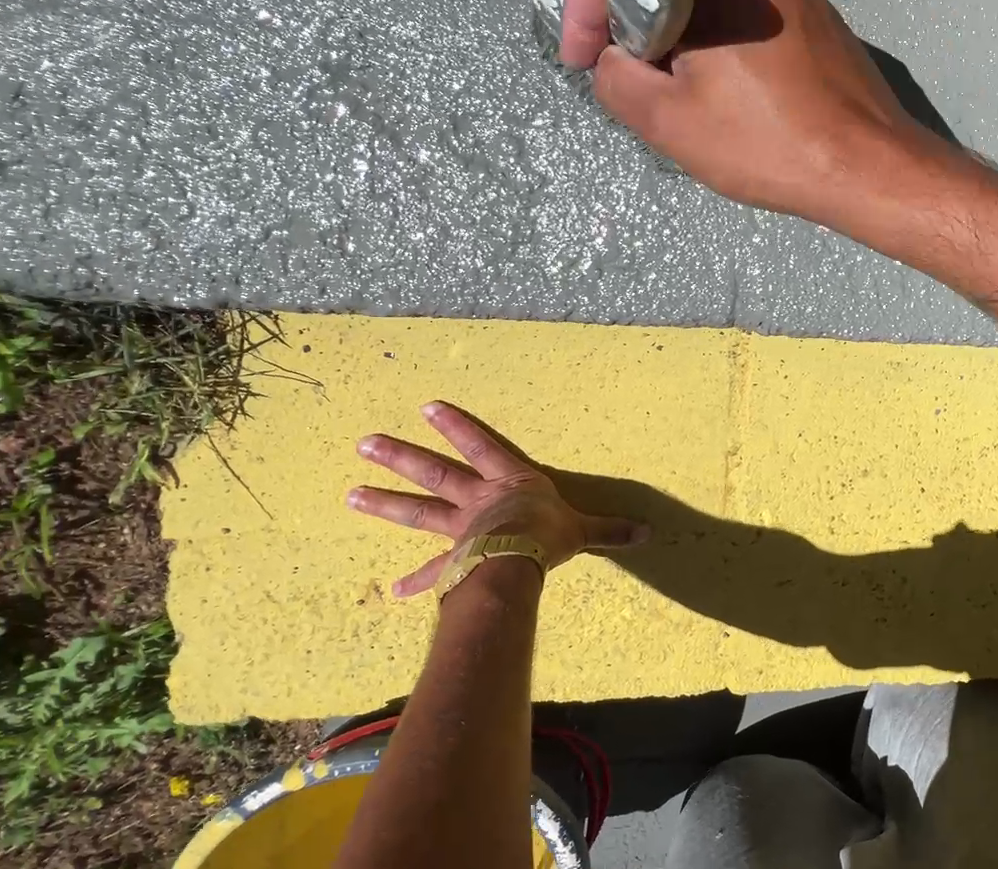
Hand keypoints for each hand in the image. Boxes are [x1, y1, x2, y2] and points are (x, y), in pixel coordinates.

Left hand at [348, 402, 647, 596]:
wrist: (517, 563)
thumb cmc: (548, 535)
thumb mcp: (584, 529)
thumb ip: (609, 530)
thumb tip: (647, 533)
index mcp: (510, 483)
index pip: (481, 447)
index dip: (457, 427)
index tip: (427, 407)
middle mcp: (479, 500)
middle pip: (435, 474)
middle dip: (401, 458)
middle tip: (364, 444)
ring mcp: (461, 530)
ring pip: (418, 513)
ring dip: (385, 502)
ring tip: (350, 494)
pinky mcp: (455, 560)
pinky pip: (434, 569)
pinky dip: (416, 580)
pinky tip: (394, 590)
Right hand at [560, 0, 943, 218]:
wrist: (870, 164)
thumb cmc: (772, 146)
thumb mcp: (671, 125)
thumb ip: (617, 80)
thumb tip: (616, 59)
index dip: (575, 3)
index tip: (587, 57)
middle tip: (630, 39)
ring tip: (678, 54)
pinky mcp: (812, 0)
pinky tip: (727, 59)